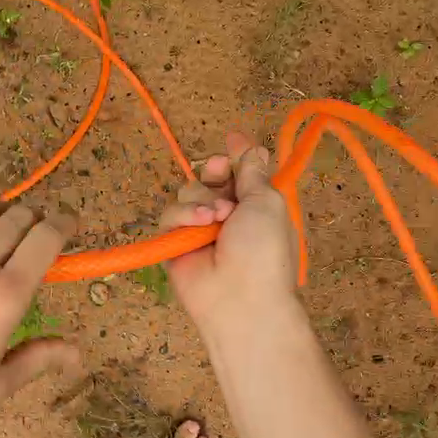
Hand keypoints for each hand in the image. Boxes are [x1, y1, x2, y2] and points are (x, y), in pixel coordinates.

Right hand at [157, 132, 300, 336]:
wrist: (240, 299)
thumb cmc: (263, 249)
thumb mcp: (267, 202)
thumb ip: (252, 172)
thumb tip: (253, 145)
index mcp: (256, 204)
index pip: (240, 171)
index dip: (235, 155)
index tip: (232, 137)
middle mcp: (228, 214)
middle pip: (210, 175)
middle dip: (215, 172)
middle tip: (219, 173)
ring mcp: (200, 227)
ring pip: (189, 191)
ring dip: (203, 199)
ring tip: (218, 218)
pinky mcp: (175, 241)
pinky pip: (171, 213)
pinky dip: (184, 216)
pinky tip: (200, 226)